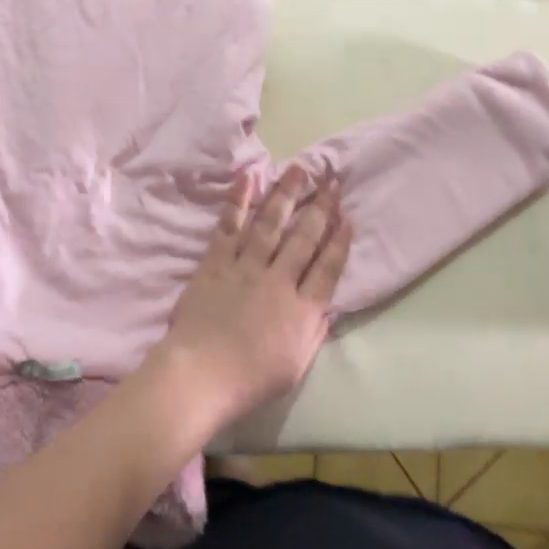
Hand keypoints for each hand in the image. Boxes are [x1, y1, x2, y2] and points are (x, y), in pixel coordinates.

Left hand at [150, 168, 352, 430]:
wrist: (201, 375)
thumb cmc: (251, 379)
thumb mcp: (297, 364)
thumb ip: (313, 330)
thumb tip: (327, 304)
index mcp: (302, 310)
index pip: (328, 268)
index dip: (340, 240)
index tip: (348, 215)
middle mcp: (278, 281)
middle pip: (304, 238)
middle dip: (320, 207)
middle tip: (331, 179)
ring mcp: (246, 268)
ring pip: (270, 224)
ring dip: (285, 194)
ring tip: (298, 169)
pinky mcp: (216, 264)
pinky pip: (230, 226)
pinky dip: (239, 201)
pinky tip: (248, 179)